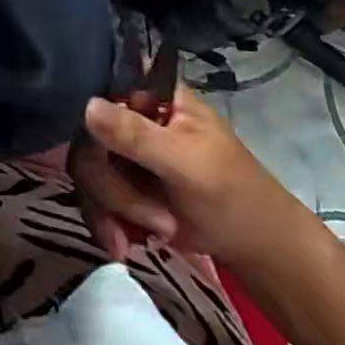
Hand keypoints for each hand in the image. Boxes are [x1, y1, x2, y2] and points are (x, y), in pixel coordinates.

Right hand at [73, 85, 325, 272]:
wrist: (257, 249)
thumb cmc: (234, 195)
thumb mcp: (186, 163)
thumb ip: (136, 135)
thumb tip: (87, 105)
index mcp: (153, 96)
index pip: (102, 95)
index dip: (94, 127)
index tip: (104, 160)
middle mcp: (132, 117)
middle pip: (90, 141)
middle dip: (115, 189)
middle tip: (154, 220)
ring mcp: (125, 152)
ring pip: (88, 173)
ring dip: (115, 210)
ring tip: (158, 232)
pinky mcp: (121, 184)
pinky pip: (94, 197)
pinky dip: (107, 223)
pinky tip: (124, 244)